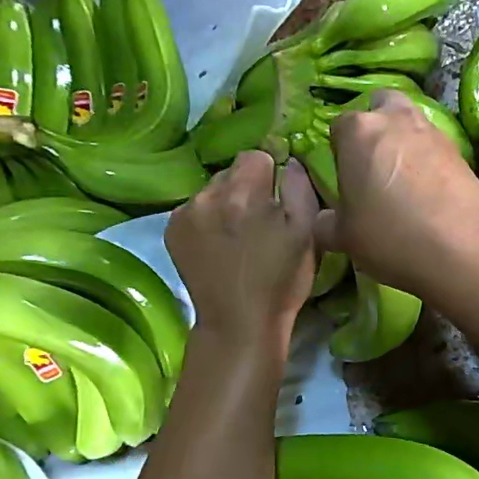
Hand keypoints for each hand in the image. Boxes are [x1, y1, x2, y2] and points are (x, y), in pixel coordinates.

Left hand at [167, 151, 318, 339]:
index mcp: (244, 193)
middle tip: (262, 219)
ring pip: (211, 191)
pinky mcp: (171, 231)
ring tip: (239, 235)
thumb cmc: (282, 280)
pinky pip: (194, 210)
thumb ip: (301, 191)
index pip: (255, 156)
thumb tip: (292, 163)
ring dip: (227, 204)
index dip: (272, 173)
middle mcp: (207, 195)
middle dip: (248, 188)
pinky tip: (220, 245)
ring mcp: (184, 213)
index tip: (280, 197)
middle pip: (230, 172)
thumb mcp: (307, 235)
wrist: (239, 322)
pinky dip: (209, 220)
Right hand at [315, 89, 478, 292]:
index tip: (348, 177)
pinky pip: (439, 149)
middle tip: (377, 163)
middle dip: (379, 125)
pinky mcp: (462, 153)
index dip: (342, 151)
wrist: (459, 247)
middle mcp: (397, 120)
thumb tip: (323, 223)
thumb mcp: (344, 237)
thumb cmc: (390, 235)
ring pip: (415, 124)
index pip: (340, 127)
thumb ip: (326, 224)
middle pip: (383, 106)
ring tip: (407, 179)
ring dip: (408, 142)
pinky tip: (433, 191)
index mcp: (358, 130)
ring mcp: (434, 133)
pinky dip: (433, 162)